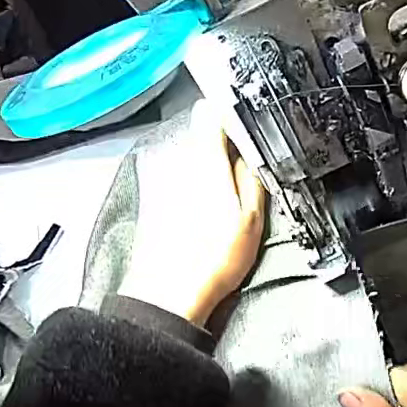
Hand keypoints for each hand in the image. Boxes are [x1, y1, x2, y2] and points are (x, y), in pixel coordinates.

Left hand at [118, 103, 266, 327]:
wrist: (167, 294)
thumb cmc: (214, 257)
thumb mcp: (251, 219)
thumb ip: (252, 177)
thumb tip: (251, 154)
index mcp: (205, 160)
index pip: (212, 112)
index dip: (234, 116)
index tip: (252, 131)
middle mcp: (178, 161)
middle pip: (204, 134)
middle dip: (227, 147)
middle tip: (249, 172)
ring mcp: (162, 178)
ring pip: (193, 156)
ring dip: (212, 166)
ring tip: (230, 196)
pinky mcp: (154, 196)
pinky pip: (182, 176)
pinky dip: (196, 182)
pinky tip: (208, 210)